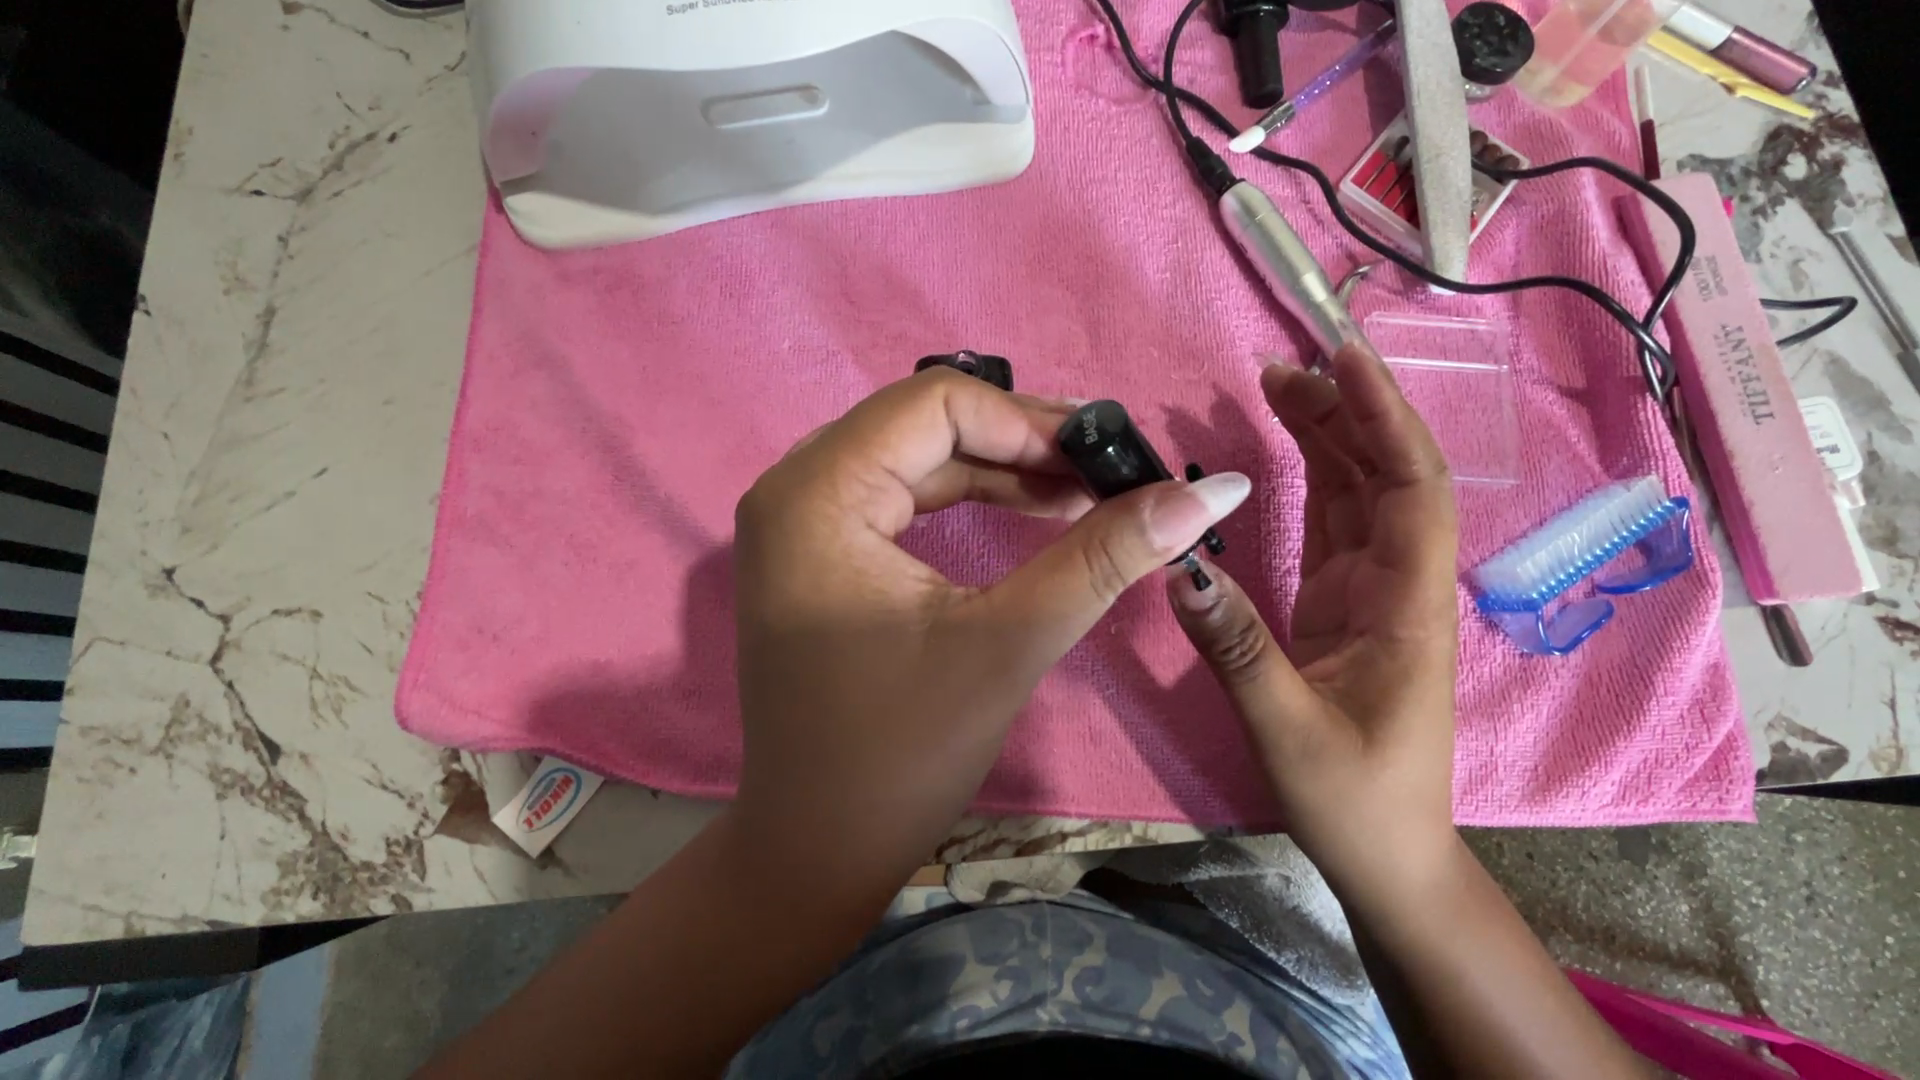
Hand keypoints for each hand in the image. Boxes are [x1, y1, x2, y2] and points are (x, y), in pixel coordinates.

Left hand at [730, 368, 1251, 883]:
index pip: (937, 403)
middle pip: (922, 424)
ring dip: (999, 470)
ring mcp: (797, 523)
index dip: (1033, 421)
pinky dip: (963, 501)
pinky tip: (1025, 513)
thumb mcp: (1010, 642)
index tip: (1110, 462)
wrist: (818, 848)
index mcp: (816, 494)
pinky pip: (895, 499)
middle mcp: (793, 489)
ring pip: (912, 460)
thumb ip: (1104, 555)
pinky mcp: (814, 556)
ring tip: (1083, 495)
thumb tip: (1211, 491)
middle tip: (1108, 475)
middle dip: (1022, 443)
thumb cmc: (904, 753)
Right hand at [1166, 343, 1459, 894]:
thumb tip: (1179, 568)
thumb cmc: (1355, 800)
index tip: (1342, 359)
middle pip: (1386, 476)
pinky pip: (1334, 524)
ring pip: (1360, 494)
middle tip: (1280, 368)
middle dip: (1344, 412)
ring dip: (1328, 436)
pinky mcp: (1343, 606)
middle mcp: (1397, 585)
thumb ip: (1237, 648)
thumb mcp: (1288, 730)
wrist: (1388, 855)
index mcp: (1406, 606)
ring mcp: (1371, 593)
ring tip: (1277, 388)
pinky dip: (1313, 478)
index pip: (1412, 489)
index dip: (1383, 418)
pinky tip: (1283, 450)